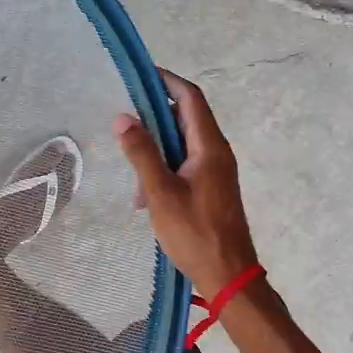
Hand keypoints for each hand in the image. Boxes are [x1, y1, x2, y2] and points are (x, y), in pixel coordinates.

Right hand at [114, 69, 260, 292]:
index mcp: (209, 146)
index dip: (167, 81)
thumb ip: (142, 153)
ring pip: (184, 142)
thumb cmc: (195, 233)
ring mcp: (217, 170)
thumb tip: (123, 117)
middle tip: (127, 122)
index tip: (141, 75)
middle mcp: (217, 151)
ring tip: (134, 173)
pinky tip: (145, 195)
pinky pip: (187, 162)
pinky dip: (165, 167)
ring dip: (158, 148)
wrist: (229, 276)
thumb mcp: (160, 193)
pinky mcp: (213, 186)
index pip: (190, 97)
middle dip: (156, 116)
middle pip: (187, 116)